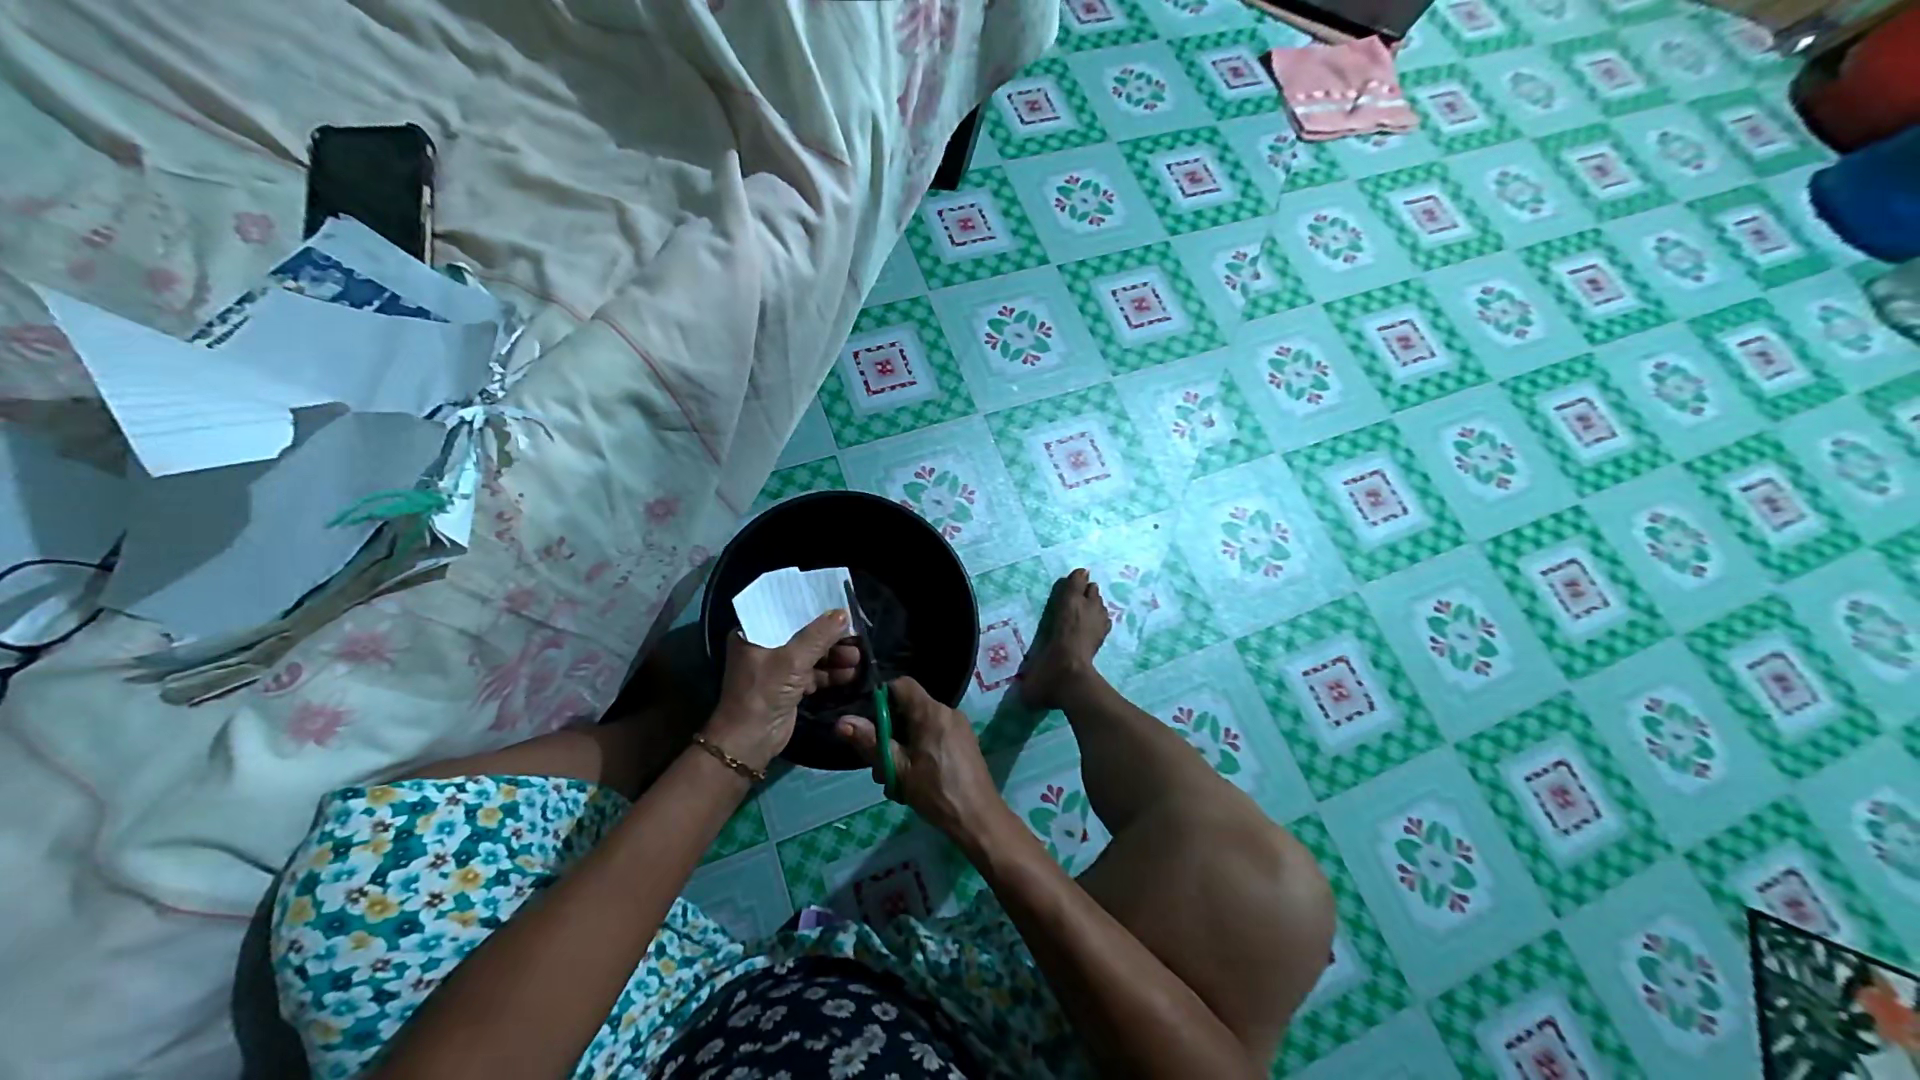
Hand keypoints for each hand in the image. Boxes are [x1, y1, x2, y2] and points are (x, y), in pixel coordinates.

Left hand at [705, 610, 856, 772]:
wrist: (749, 742)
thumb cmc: (763, 693)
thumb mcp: (792, 660)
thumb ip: (819, 636)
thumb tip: (843, 614)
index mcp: (753, 633)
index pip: (788, 612)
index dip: (815, 610)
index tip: (841, 608)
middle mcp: (764, 646)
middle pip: (804, 634)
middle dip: (831, 638)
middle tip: (855, 640)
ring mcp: (777, 668)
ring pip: (812, 654)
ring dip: (835, 656)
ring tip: (857, 659)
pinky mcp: (788, 686)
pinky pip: (814, 673)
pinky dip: (830, 673)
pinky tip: (850, 675)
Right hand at [834, 677, 1002, 840]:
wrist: (978, 818)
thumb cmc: (936, 792)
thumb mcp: (898, 769)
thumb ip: (870, 743)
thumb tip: (841, 722)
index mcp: (931, 712)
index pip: (901, 685)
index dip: (881, 698)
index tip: (869, 723)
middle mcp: (947, 711)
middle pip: (909, 708)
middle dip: (889, 733)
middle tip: (880, 765)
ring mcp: (959, 726)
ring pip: (920, 725)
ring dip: (903, 747)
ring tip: (896, 780)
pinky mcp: (964, 741)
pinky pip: (934, 735)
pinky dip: (920, 750)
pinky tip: (914, 779)